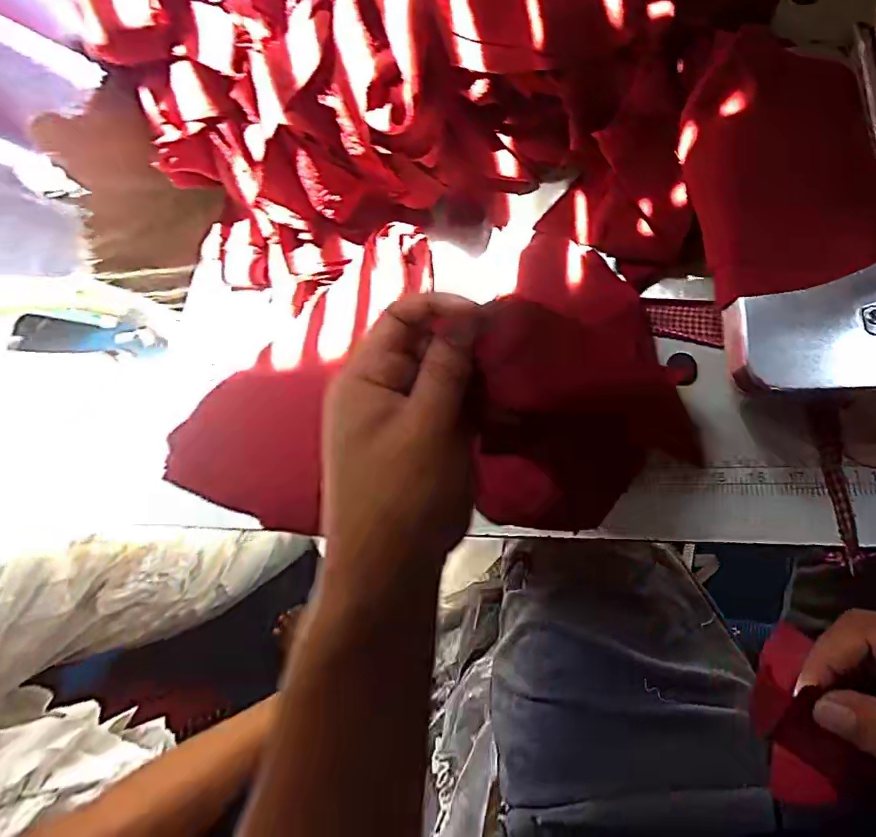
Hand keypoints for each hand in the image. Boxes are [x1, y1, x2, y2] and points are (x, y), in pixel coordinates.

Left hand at [320, 294, 480, 578]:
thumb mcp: (428, 425)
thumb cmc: (401, 494)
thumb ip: (448, 365)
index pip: (401, 317)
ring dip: (479, 379)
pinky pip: (454, 404)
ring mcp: (405, 413)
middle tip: (508, 355)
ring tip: (508, 394)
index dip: (442, 306)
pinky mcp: (426, 435)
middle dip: (469, 346)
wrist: (391, 569)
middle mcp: (383, 387)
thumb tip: (468, 313)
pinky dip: (479, 406)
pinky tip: (505, 419)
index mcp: (367, 376)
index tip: (486, 315)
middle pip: (428, 343)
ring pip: (447, 374)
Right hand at [798, 607, 875, 836]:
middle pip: (864, 632)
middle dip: (829, 668)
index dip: (822, 662)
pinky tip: (855, 713)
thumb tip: (820, 707)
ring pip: (874, 645)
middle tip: (799, 710)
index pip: (861, 631)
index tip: (794, 702)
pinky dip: (868, 686)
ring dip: (846, 678)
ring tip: (819, 713)